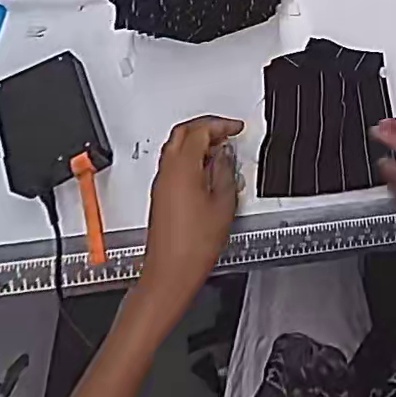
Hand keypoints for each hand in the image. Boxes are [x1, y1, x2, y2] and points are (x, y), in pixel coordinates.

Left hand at [141, 115, 243, 300]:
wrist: (171, 272)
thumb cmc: (193, 245)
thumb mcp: (223, 203)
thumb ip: (224, 171)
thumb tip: (225, 155)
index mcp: (182, 168)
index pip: (199, 131)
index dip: (219, 125)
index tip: (234, 127)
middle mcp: (166, 172)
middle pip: (182, 133)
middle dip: (206, 127)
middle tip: (227, 132)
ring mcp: (161, 183)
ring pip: (176, 147)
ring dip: (197, 142)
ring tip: (221, 150)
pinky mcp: (161, 195)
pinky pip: (173, 164)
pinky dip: (190, 157)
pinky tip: (207, 170)